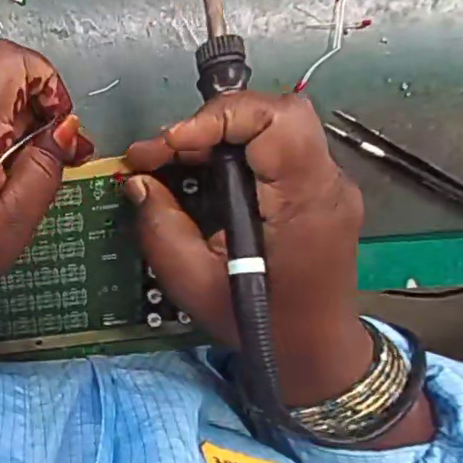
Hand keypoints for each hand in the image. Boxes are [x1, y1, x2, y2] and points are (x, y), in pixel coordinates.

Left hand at [0, 40, 94, 329]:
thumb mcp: (14, 221)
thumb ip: (45, 166)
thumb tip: (65, 125)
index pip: (9, 59)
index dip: (45, 80)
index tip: (59, 126)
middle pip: (1, 87)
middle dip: (40, 116)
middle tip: (65, 162)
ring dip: (18, 137)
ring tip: (31, 184)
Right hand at [123, 91, 370, 406]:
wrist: (314, 350)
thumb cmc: (259, 322)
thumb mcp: (193, 281)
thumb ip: (161, 227)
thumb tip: (138, 183)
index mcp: (303, 202)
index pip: (275, 119)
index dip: (216, 118)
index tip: (169, 144)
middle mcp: (324, 183)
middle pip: (273, 113)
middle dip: (207, 123)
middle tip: (158, 153)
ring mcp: (323, 184)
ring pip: (270, 125)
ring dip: (212, 136)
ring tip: (166, 162)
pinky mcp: (310, 190)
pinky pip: (270, 149)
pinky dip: (227, 151)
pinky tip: (194, 173)